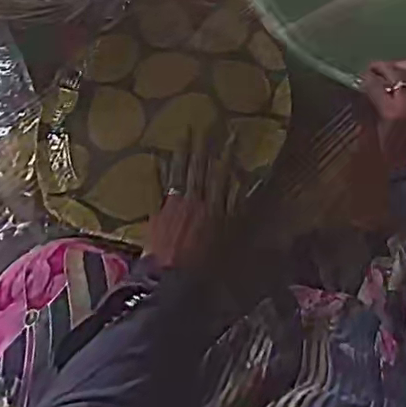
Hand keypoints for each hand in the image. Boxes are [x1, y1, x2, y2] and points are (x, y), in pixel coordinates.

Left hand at [146, 124, 231, 270]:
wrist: (168, 283)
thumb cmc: (204, 266)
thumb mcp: (228, 240)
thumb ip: (237, 212)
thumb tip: (248, 189)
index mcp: (214, 206)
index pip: (223, 172)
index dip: (229, 152)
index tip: (233, 133)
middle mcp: (194, 199)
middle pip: (199, 166)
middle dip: (203, 144)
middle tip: (206, 123)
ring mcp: (174, 203)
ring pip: (179, 170)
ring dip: (183, 150)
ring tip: (185, 132)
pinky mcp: (157, 212)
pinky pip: (159, 186)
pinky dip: (159, 171)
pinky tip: (159, 157)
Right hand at [360, 58, 405, 170]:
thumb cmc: (395, 157)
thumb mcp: (375, 137)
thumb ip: (369, 114)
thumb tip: (364, 97)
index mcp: (390, 111)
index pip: (375, 84)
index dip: (366, 78)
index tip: (363, 77)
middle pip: (394, 72)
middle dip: (381, 67)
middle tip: (375, 68)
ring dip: (400, 65)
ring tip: (393, 66)